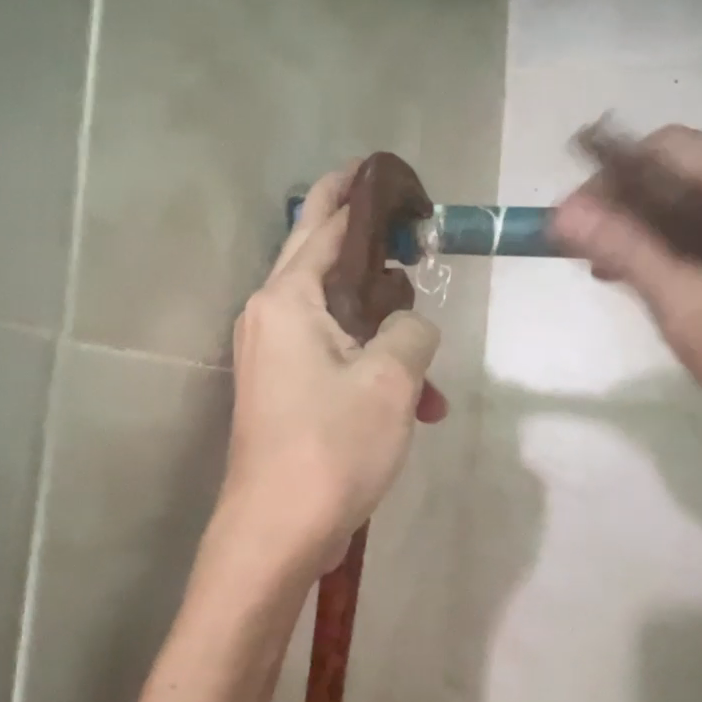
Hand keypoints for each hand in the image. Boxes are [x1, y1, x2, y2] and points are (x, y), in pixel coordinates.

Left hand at [218, 163, 446, 580]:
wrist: (277, 530)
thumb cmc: (332, 446)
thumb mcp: (391, 379)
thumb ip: (411, 331)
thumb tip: (408, 325)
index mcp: (286, 299)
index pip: (324, 225)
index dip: (356, 195)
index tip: (381, 171)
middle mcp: (269, 318)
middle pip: (321, 260)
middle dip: (367, 246)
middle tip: (407, 225)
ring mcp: (271, 357)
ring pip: (338, 321)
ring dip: (387, 336)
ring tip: (432, 374)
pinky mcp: (281, 393)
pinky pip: (333, 360)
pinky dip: (371, 372)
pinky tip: (415, 408)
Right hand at [553, 125, 701, 451]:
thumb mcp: (690, 307)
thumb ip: (626, 250)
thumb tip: (562, 212)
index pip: (665, 148)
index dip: (606, 180)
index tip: (567, 228)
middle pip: (687, 168)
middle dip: (628, 206)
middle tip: (585, 257)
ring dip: (655, 228)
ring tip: (614, 274)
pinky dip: (691, 244)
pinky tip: (663, 281)